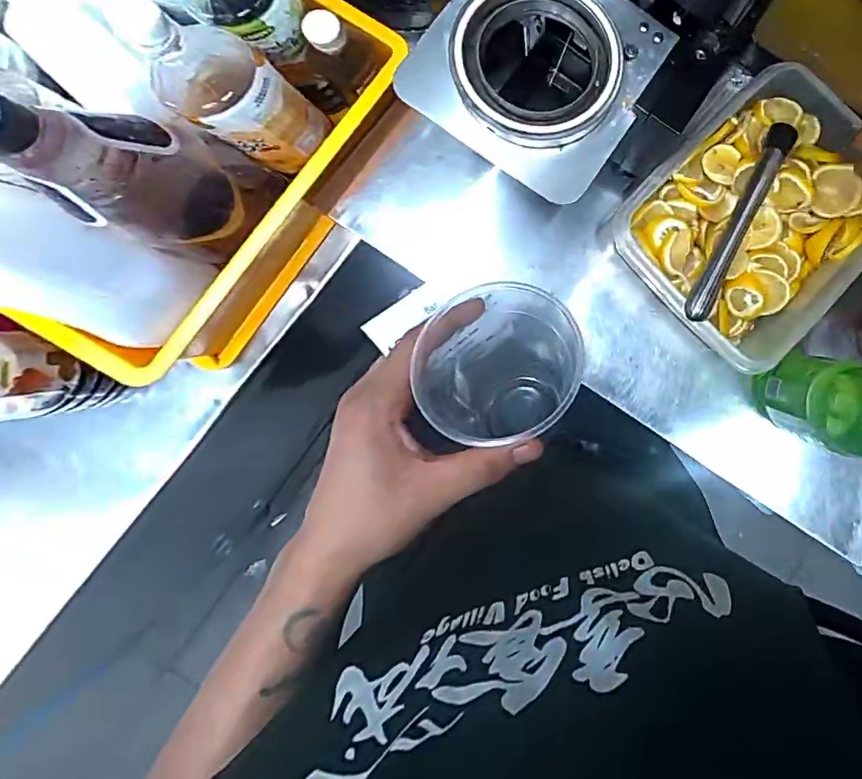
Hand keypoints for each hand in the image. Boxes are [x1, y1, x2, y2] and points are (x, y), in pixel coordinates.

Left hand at [296, 322, 541, 579]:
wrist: (327, 554)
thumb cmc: (373, 519)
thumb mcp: (434, 491)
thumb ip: (485, 465)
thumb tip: (534, 445)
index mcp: (374, 402)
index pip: (412, 345)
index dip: (447, 322)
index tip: (481, 307)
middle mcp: (362, 396)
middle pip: (404, 347)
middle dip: (443, 328)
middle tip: (485, 322)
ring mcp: (358, 408)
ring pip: (398, 363)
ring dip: (431, 347)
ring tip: (472, 341)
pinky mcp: (362, 422)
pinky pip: (395, 380)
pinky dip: (422, 368)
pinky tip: (448, 378)